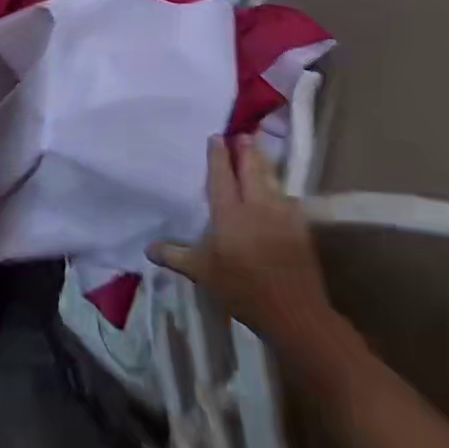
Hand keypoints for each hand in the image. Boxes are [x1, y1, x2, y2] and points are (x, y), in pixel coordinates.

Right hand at [148, 135, 335, 345]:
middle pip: (252, 171)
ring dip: (266, 165)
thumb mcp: (199, 272)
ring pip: (273, 182)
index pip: (221, 176)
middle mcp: (257, 207)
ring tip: (261, 152)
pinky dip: (281, 192)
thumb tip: (148, 247)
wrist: (294, 312)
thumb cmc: (240, 287)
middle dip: (247, 152)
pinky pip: (289, 202)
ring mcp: (283, 218)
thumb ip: (173, 255)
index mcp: (229, 213)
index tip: (217, 137)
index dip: (218, 156)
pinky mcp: (301, 231)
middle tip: (243, 135)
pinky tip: (282, 194)